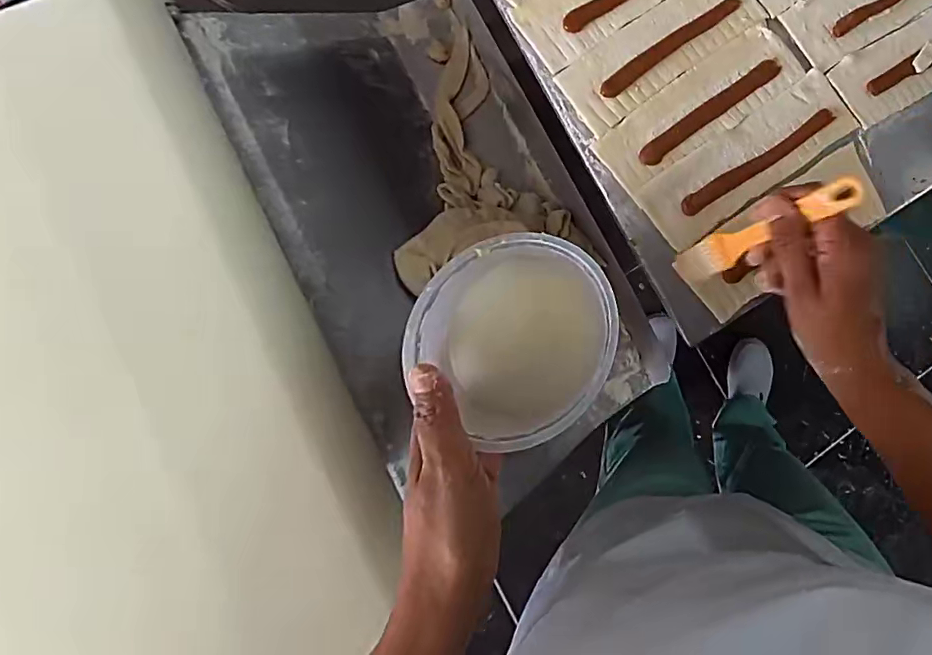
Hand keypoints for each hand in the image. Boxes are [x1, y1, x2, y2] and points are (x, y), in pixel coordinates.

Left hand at [385, 364, 501, 651]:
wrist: (453, 595)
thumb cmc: (450, 539)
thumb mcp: (449, 471)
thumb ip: (440, 423)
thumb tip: (422, 372)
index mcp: (426, 450)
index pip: (428, 398)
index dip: (439, 368)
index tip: (454, 334)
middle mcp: (436, 459)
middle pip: (447, 411)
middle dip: (460, 381)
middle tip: (483, 346)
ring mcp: (455, 477)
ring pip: (466, 428)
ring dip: (477, 404)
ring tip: (498, 376)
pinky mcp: (474, 492)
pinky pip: (484, 450)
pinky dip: (494, 432)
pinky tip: (510, 428)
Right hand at [747, 191, 895, 384]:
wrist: (860, 369)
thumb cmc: (828, 335)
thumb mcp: (799, 290)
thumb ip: (788, 243)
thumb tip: (776, 205)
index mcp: (847, 243)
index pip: (817, 197)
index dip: (785, 201)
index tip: (757, 215)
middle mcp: (857, 240)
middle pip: (813, 218)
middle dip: (780, 233)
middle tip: (753, 254)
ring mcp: (857, 254)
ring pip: (814, 237)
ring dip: (785, 251)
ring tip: (763, 275)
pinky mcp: (853, 267)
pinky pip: (822, 253)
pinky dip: (800, 263)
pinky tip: (778, 282)